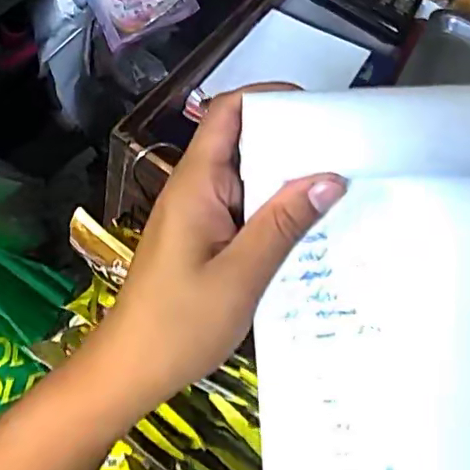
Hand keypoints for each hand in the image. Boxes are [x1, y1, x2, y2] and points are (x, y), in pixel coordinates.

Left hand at [89, 85, 344, 416]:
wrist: (128, 373)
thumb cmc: (177, 325)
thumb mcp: (240, 275)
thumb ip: (284, 223)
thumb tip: (330, 178)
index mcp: (197, 182)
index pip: (228, 112)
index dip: (268, 96)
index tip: (315, 105)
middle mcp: (198, 187)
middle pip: (245, 139)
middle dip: (291, 139)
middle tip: (342, 150)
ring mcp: (202, 211)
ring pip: (250, 176)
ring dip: (288, 177)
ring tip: (337, 184)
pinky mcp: (208, 235)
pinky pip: (247, 206)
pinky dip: (277, 208)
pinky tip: (310, 224)